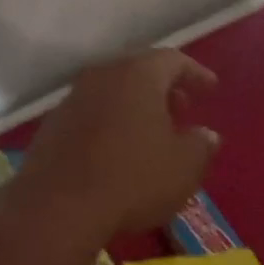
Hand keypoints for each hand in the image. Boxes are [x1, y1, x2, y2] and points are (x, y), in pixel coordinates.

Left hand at [21, 48, 220, 234]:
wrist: (58, 204)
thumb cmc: (132, 179)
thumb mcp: (183, 168)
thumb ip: (200, 145)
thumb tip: (205, 134)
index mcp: (137, 75)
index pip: (171, 60)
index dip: (194, 72)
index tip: (210, 88)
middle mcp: (101, 76)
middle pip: (137, 72)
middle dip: (163, 88)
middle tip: (182, 109)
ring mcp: (72, 98)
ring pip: (112, 92)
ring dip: (134, 106)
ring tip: (153, 132)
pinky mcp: (53, 123)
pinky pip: (91, 112)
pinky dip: (110, 122)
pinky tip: (118, 150)